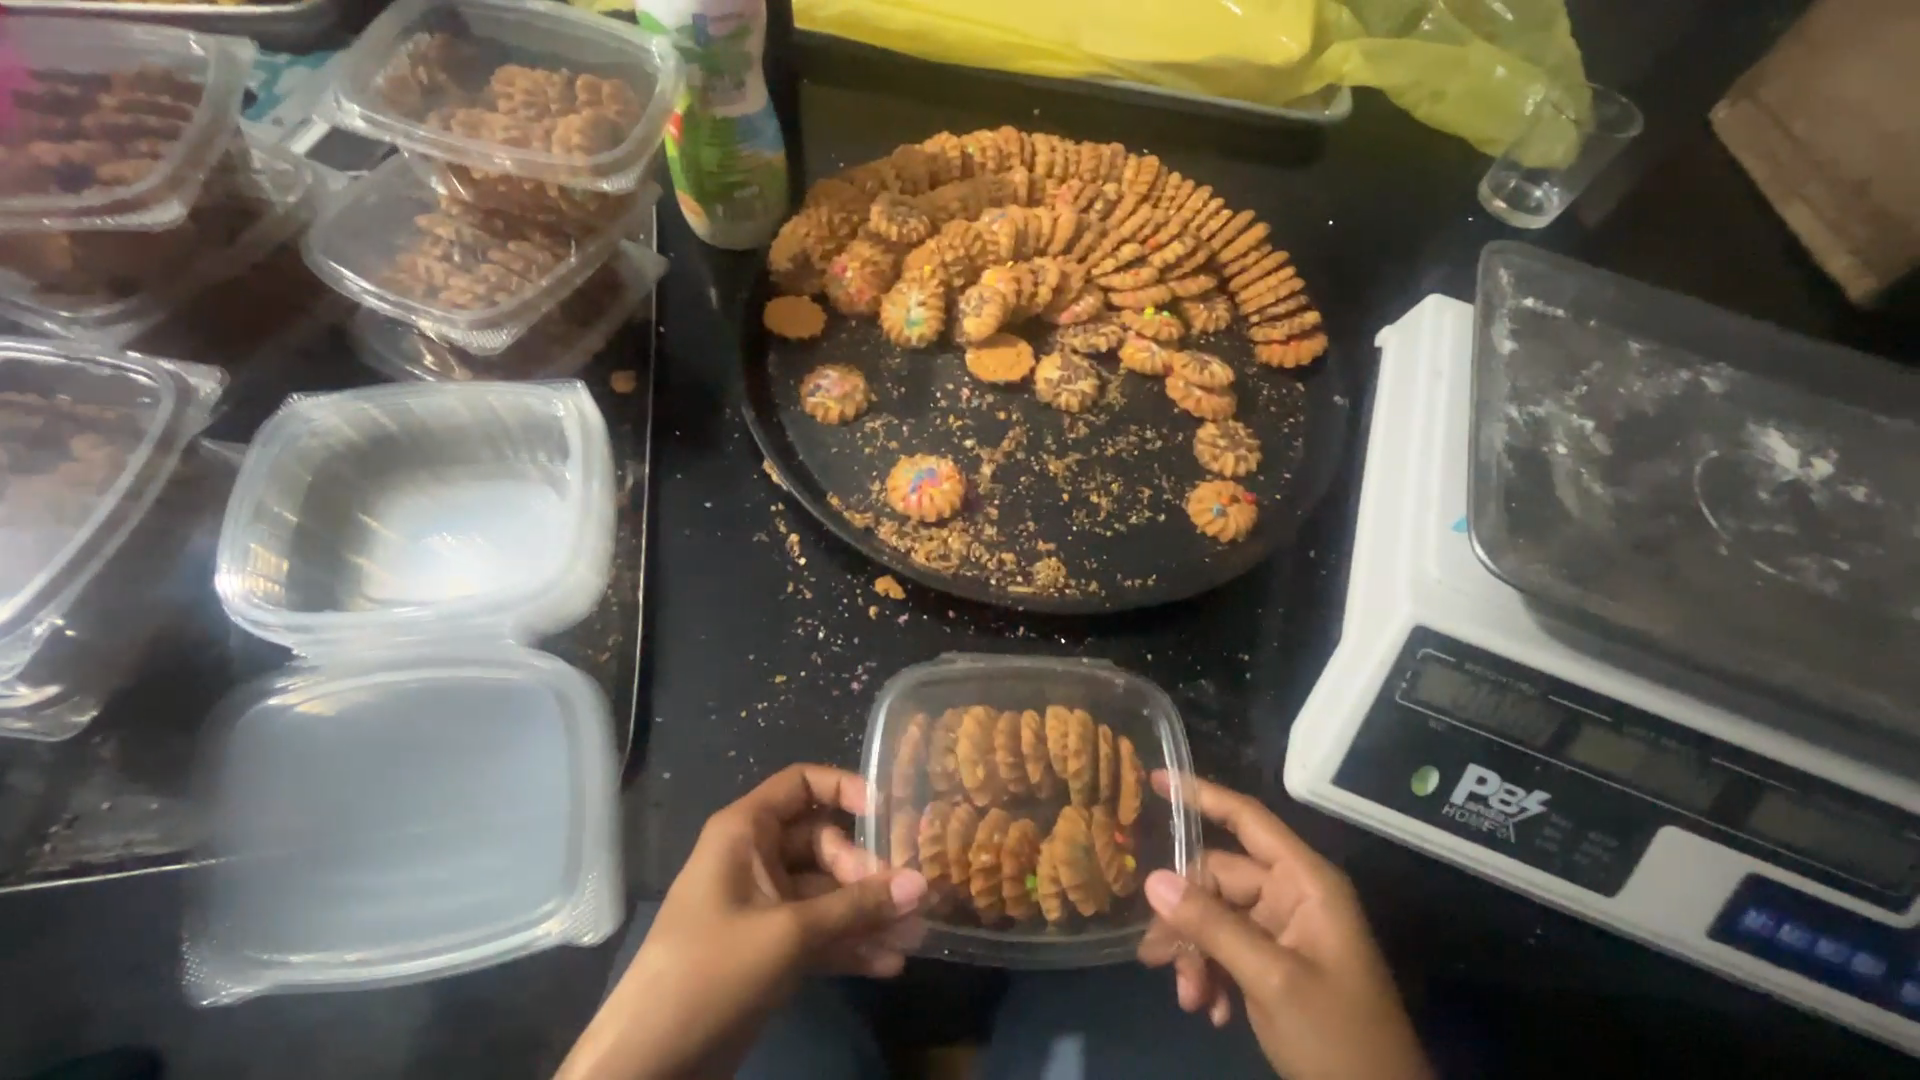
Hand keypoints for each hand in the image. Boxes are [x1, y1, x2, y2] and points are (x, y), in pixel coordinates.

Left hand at [555, 765, 927, 1079]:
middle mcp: (755, 859)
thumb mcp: (790, 933)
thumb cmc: (712, 970)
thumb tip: (921, 884)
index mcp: (746, 831)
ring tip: (913, 938)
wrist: (652, 1060)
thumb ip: (857, 907)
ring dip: (867, 914)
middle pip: (824, 843)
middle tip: (905, 902)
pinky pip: (819, 932)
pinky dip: (849, 944)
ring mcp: (763, 906)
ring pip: (827, 894)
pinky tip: (888, 964)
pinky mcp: (769, 950)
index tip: (887, 814)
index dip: (845, 789)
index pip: (801, 784)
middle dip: (867, 872)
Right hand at [1138, 773, 1432, 1079]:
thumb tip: (1152, 878)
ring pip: (1215, 916)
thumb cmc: (1338, 1036)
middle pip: (1219, 878)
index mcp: (1305, 882)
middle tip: (1154, 957)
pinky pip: (1227, 948)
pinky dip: (1212, 974)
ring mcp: (1285, 930)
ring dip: (1195, 954)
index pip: (1247, 819)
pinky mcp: (1275, 963)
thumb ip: (1212, 925)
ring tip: (1188, 998)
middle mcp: (1293, 896)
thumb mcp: (1271, 979)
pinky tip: (1209, 1010)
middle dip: (1185, 917)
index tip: (1153, 780)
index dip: (1201, 794)